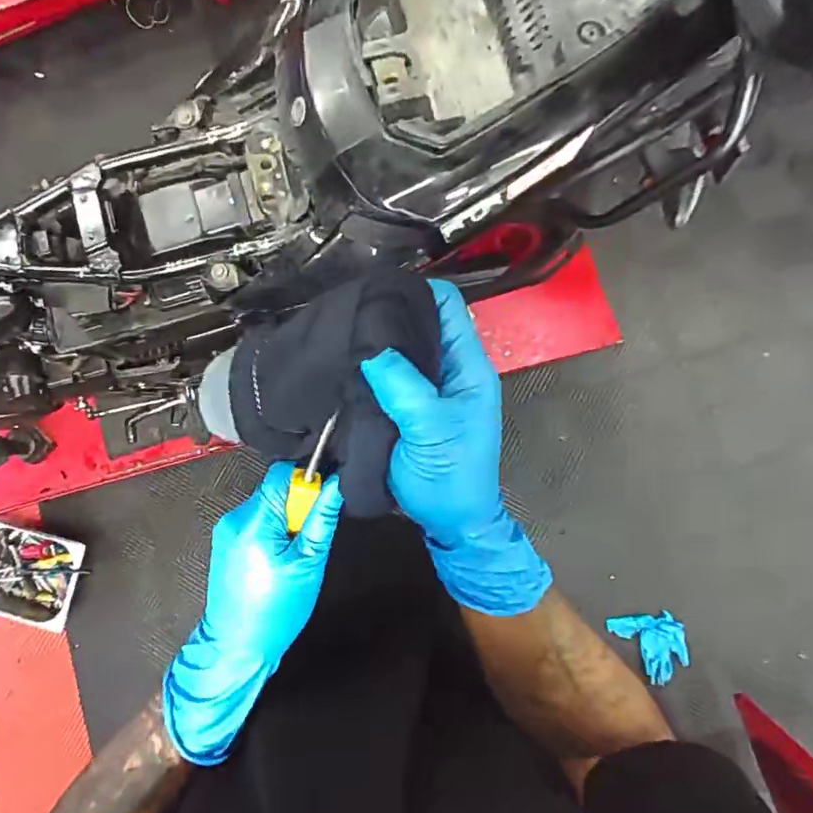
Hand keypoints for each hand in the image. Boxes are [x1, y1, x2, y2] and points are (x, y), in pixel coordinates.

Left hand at [163, 462, 344, 763]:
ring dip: (286, 521)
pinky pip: (257, 522)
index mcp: (254, 520)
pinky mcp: (228, 542)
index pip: (283, 472)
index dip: (308, 480)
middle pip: (276, 489)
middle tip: (309, 538)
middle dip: (298, 506)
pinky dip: (273, 532)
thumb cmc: (273, 612)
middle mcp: (236, 518)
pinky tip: (279, 561)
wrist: (234, 648)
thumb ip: (322, 519)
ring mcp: (228, 530)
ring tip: (294, 555)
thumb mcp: (308, 564)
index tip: (322, 501)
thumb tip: (338, 484)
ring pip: (268, 506)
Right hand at [359, 279, 549, 615]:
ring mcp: (428, 388)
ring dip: (379, 342)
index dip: (418, 291)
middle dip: (391, 314)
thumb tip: (372, 347)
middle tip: (352, 312)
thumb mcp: (431, 429)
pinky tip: (347, 363)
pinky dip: (371, 367)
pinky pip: (389, 375)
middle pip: (422, 324)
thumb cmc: (451, 476)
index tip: (380, 290)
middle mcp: (448, 370)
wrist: (449, 521)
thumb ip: (404, 386)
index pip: (448, 308)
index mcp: (467, 367)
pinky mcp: (407, 406)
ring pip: (403, 349)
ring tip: (345, 333)